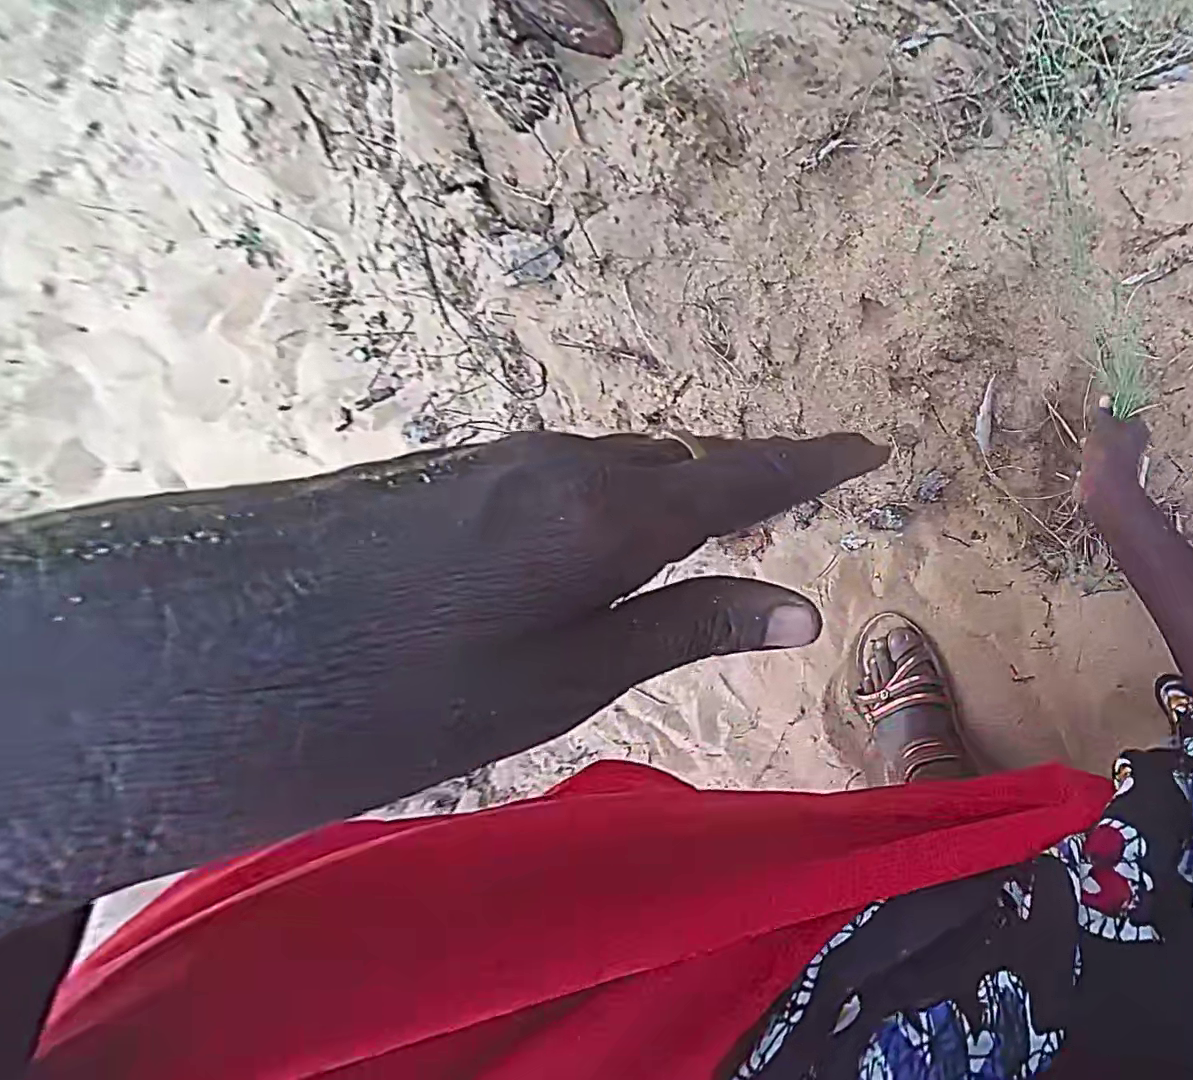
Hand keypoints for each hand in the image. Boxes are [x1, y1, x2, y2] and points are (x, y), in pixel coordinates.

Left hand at [0, 430, 886, 930]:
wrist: (146, 665)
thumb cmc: (394, 695)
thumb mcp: (567, 676)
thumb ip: (691, 624)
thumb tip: (804, 610)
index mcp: (611, 515)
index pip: (747, 475)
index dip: (816, 463)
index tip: (869, 447)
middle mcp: (570, 464)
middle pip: (695, 461)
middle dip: (758, 480)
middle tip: (801, 504)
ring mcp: (508, 457)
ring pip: (638, 464)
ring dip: (692, 489)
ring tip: (724, 523)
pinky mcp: (461, 469)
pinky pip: (585, 470)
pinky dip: (633, 493)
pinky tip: (620, 533)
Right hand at [1079, 400, 1149, 526]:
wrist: (1103, 486)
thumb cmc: (1106, 451)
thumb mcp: (1103, 425)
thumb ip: (1104, 413)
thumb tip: (1105, 399)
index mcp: (1140, 430)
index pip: (1128, 416)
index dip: (1112, 415)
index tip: (1098, 417)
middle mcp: (1137, 446)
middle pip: (1117, 434)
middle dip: (1102, 434)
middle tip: (1089, 435)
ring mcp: (1126, 463)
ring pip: (1108, 450)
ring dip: (1095, 449)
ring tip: (1085, 449)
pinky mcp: (1114, 477)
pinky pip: (1102, 465)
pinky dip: (1093, 464)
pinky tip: (1085, 466)